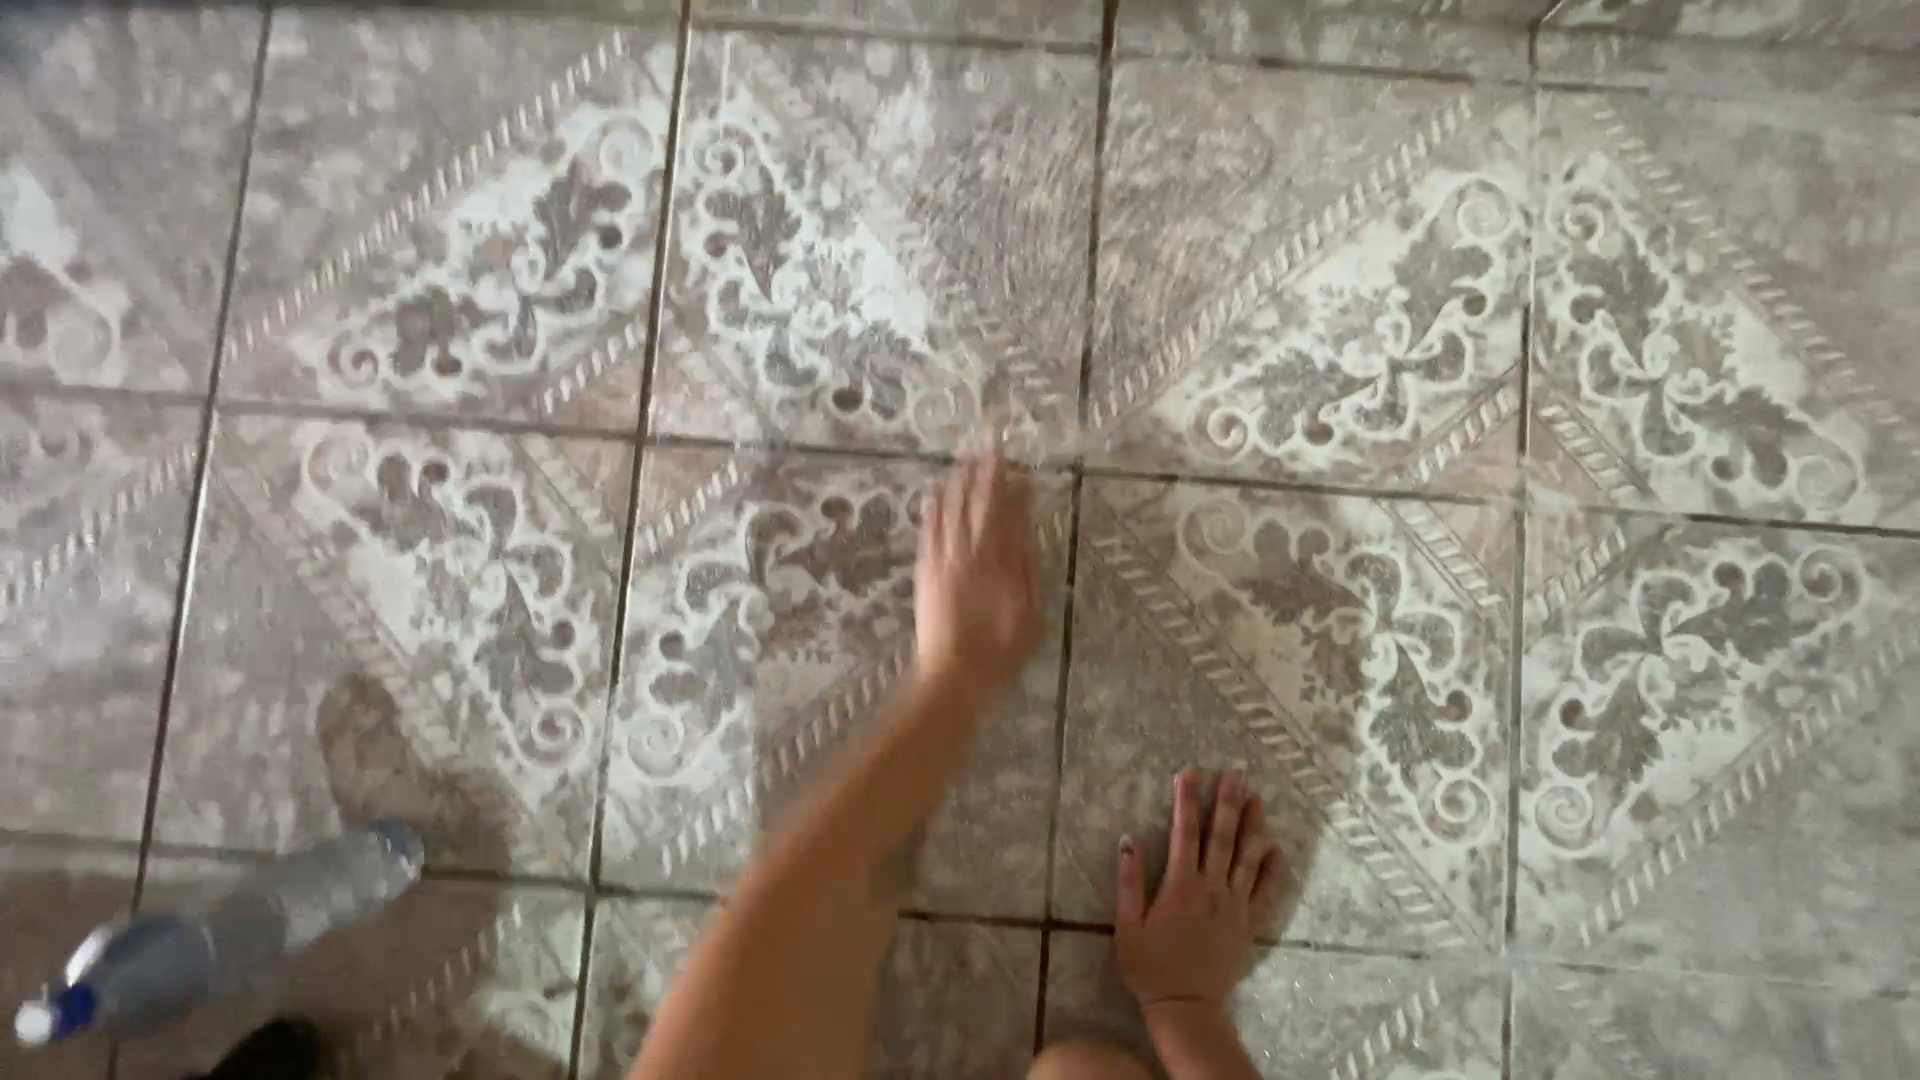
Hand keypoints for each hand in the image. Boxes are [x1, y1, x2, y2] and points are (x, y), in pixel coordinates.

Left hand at [912, 451, 1041, 693]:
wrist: (952, 673)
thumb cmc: (999, 650)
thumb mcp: (1028, 613)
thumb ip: (1027, 570)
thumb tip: (1026, 533)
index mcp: (999, 562)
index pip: (1009, 514)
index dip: (1014, 487)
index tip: (1020, 465)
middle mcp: (970, 553)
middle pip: (978, 503)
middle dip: (985, 471)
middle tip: (988, 442)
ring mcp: (944, 559)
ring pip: (950, 510)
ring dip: (958, 481)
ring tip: (964, 457)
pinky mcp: (925, 570)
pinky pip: (928, 530)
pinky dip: (931, 509)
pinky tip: (933, 493)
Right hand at [1115, 769, 1282, 1013]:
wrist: (1185, 1008)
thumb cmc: (1149, 966)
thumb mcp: (1127, 925)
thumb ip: (1128, 882)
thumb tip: (1128, 840)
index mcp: (1180, 885)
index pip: (1184, 832)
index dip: (1186, 800)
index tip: (1189, 772)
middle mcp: (1211, 889)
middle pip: (1221, 837)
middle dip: (1227, 802)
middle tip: (1235, 773)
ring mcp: (1234, 906)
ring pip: (1246, 858)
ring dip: (1252, 825)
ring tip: (1257, 797)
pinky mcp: (1248, 925)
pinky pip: (1264, 892)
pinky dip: (1271, 869)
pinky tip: (1276, 848)